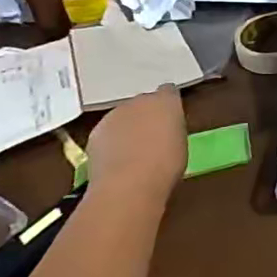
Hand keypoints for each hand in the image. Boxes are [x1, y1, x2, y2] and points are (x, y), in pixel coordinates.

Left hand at [84, 84, 186, 200]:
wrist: (128, 185)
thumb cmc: (166, 166)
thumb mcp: (180, 146)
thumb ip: (172, 130)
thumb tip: (165, 131)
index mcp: (166, 102)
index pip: (168, 92)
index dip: (168, 105)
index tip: (170, 119)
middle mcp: (139, 101)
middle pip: (143, 104)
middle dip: (146, 117)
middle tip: (152, 140)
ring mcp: (114, 115)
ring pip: (123, 118)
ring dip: (127, 129)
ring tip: (132, 155)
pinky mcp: (96, 132)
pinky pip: (107, 133)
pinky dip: (111, 143)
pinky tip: (116, 163)